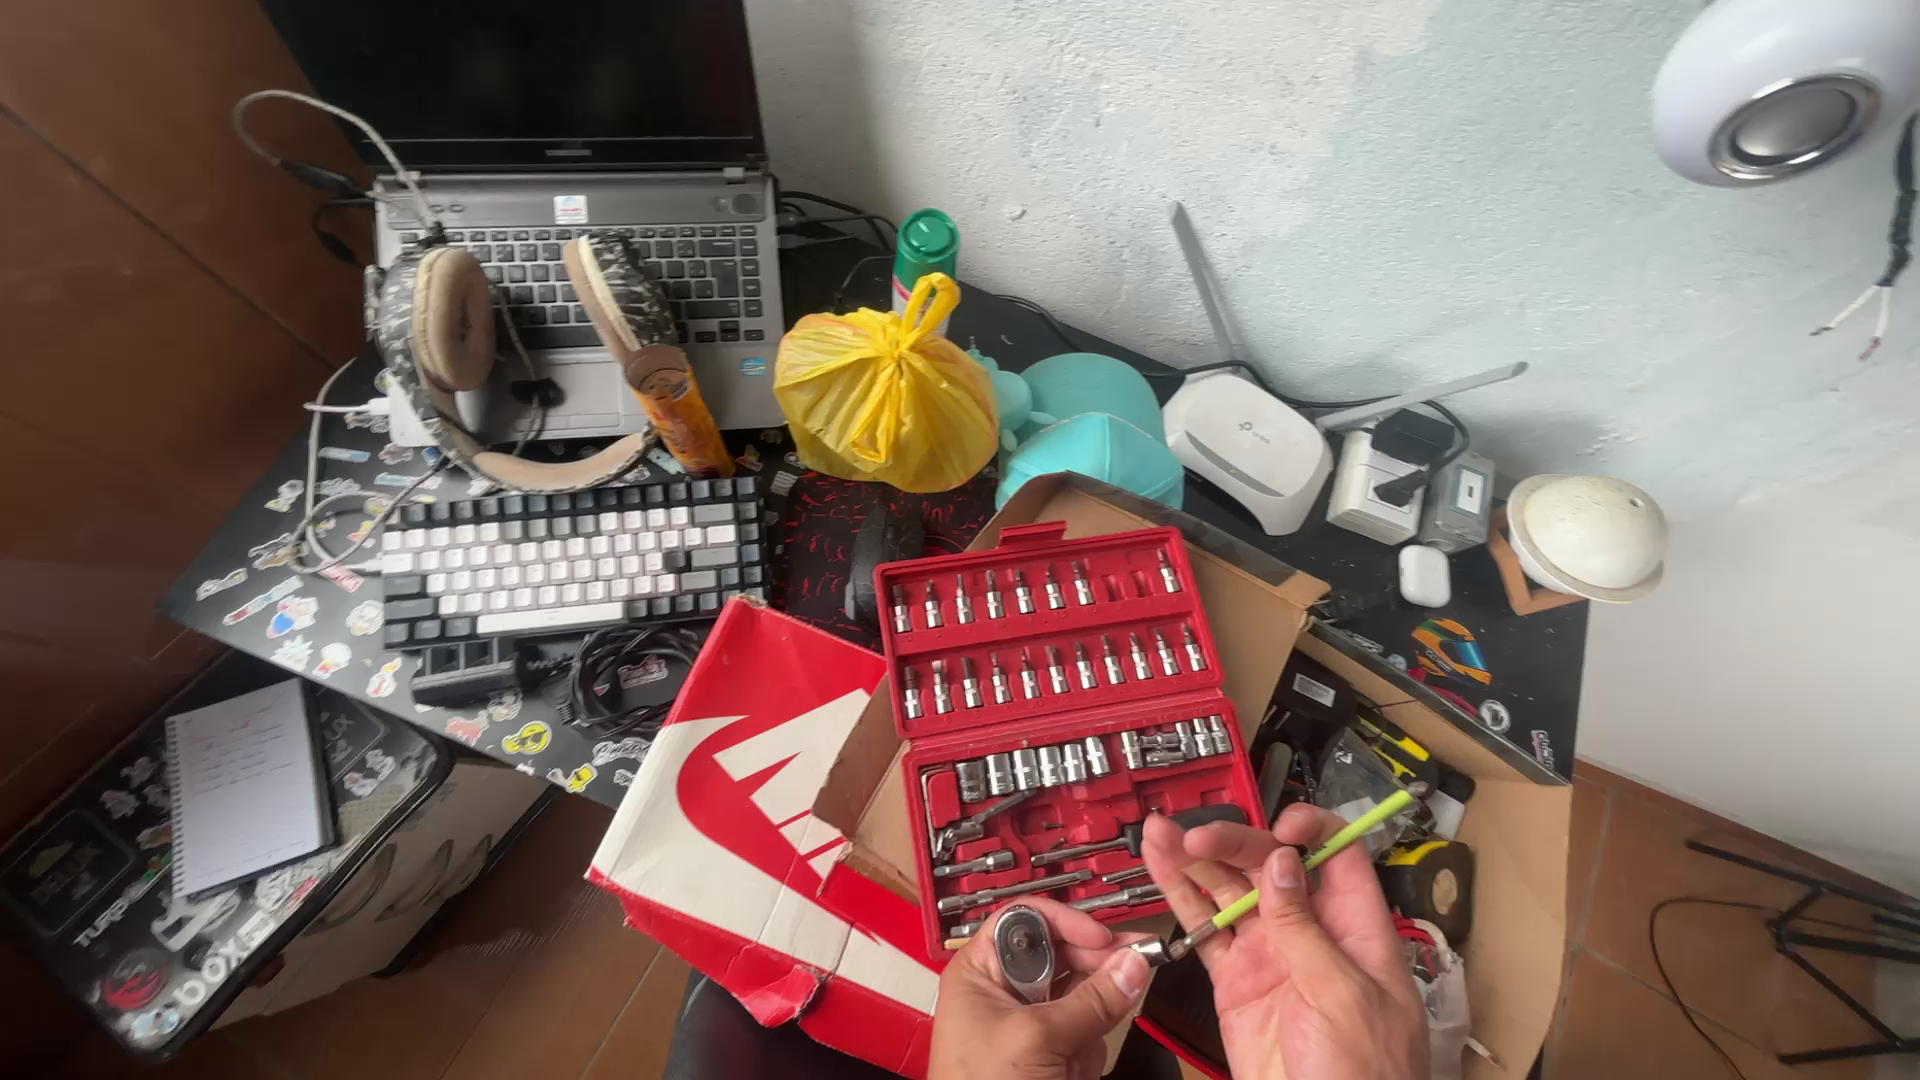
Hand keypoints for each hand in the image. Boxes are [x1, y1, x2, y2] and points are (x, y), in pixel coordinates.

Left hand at [929, 897, 1155, 1079]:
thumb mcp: (1037, 1040)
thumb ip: (1091, 1002)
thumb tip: (1133, 963)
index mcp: (981, 968)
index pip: (1025, 920)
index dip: (1065, 922)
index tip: (1103, 939)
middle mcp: (1003, 988)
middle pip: (1061, 955)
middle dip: (1092, 972)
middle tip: (1138, 963)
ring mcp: (1027, 1023)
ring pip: (1079, 997)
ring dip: (1089, 1024)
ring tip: (1074, 1059)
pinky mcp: (1047, 1054)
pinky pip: (1083, 1034)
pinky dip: (1087, 1054)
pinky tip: (1075, 1073)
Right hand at [1141, 803, 1427, 1079]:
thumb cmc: (1364, 1079)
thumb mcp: (1345, 999)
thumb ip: (1306, 928)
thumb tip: (1282, 861)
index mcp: (1352, 929)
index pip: (1335, 857)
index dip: (1309, 830)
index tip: (1279, 825)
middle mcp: (1307, 930)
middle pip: (1267, 865)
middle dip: (1230, 842)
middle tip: (1194, 837)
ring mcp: (1266, 951)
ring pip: (1226, 889)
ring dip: (1192, 858)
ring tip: (1159, 832)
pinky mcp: (1232, 976)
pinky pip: (1203, 927)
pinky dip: (1178, 895)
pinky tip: (1158, 864)